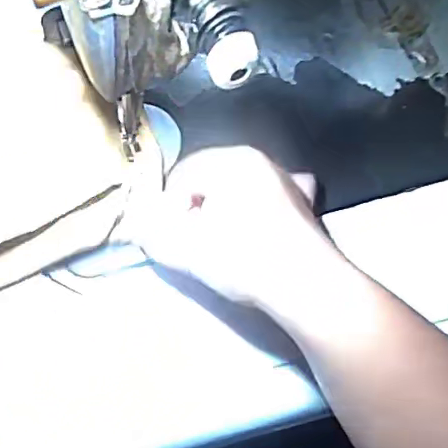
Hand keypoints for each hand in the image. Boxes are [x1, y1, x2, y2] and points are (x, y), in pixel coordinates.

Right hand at [136, 146, 349, 316]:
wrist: (308, 287)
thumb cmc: (243, 261)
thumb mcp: (185, 249)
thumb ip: (152, 234)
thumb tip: (139, 225)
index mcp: (231, 160)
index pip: (181, 175)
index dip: (168, 209)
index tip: (171, 239)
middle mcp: (262, 161)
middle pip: (211, 181)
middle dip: (196, 210)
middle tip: (195, 246)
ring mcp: (288, 182)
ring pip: (239, 192)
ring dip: (225, 214)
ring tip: (224, 248)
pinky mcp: (305, 207)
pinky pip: (268, 204)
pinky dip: (256, 216)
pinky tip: (256, 236)